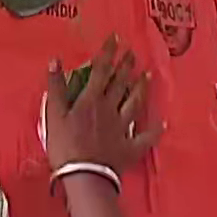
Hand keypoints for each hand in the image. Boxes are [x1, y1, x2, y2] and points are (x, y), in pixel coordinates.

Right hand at [45, 35, 160, 173]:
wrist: (84, 178)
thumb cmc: (65, 145)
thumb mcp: (54, 114)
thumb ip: (56, 86)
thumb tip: (56, 59)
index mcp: (92, 99)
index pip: (102, 69)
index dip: (108, 52)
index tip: (115, 38)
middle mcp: (110, 108)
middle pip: (121, 82)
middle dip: (127, 65)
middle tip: (133, 52)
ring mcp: (122, 128)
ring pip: (135, 103)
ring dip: (141, 88)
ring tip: (148, 74)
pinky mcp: (130, 147)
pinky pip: (145, 137)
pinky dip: (155, 130)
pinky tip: (163, 123)